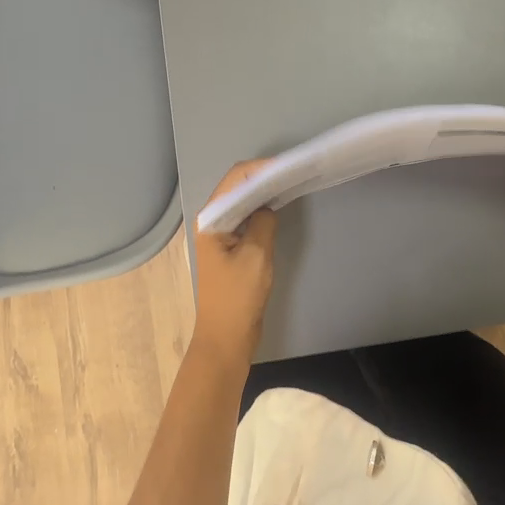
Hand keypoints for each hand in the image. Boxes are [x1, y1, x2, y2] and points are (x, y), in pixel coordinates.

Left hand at [190, 161, 278, 364]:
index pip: (236, 179)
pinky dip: (261, 209)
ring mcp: (220, 234)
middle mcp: (212, 221)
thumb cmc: (237, 297)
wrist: (226, 339)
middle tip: (292, 173)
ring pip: (243, 201)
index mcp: (211, 219)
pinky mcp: (231, 246)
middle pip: (238, 186)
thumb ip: (263, 222)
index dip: (261, 168)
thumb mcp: (256, 255)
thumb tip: (267, 208)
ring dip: (263, 192)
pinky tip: (278, 208)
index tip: (287, 166)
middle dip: (263, 176)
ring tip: (290, 184)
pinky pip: (246, 217)